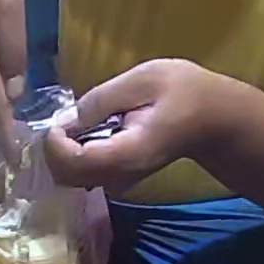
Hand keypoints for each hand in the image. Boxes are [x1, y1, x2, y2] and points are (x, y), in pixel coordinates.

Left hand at [45, 59, 230, 193]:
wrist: (210, 120)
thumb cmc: (183, 92)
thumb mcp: (144, 80)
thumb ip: (101, 100)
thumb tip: (65, 119)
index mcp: (126, 155)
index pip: (73, 162)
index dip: (55, 143)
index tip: (58, 119)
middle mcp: (116, 177)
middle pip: (65, 176)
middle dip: (53, 149)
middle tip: (63, 119)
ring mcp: (114, 183)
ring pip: (69, 178)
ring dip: (61, 153)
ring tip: (75, 123)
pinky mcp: (112, 180)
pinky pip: (80, 174)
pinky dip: (71, 157)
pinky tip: (85, 134)